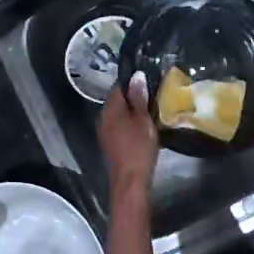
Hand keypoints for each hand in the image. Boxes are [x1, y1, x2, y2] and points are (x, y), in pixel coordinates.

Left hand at [98, 75, 158, 189]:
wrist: (130, 178)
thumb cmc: (139, 146)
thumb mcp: (143, 119)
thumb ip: (138, 97)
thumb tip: (136, 76)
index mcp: (110, 108)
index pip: (118, 86)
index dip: (132, 82)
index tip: (147, 83)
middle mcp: (102, 116)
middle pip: (117, 100)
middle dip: (132, 97)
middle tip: (151, 97)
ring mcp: (104, 130)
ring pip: (117, 113)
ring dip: (130, 111)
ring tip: (148, 111)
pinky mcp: (108, 141)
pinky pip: (117, 124)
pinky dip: (127, 122)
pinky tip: (140, 126)